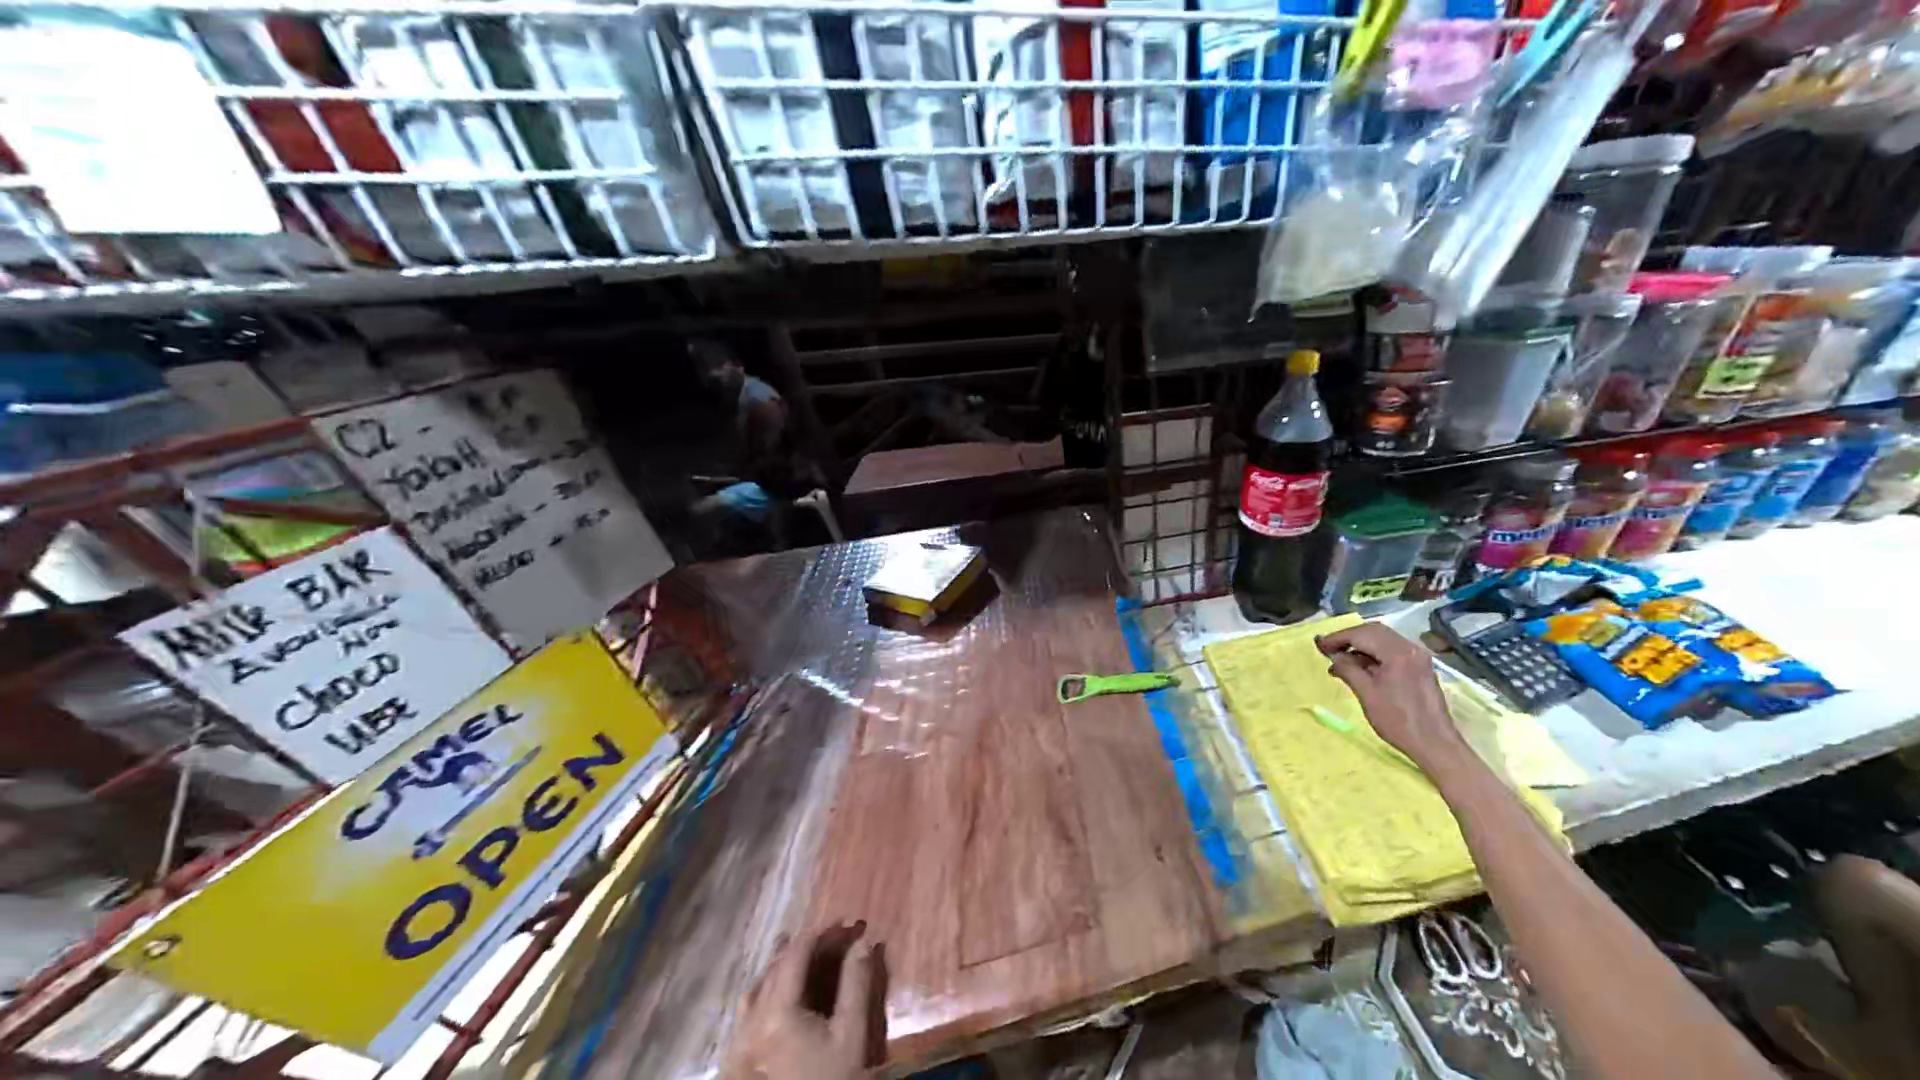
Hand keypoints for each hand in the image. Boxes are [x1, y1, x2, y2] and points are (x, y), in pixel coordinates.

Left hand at [724, 922, 886, 1079]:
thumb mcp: (851, 1036)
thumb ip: (856, 985)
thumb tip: (862, 942)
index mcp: (778, 1013)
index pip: (797, 955)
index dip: (822, 933)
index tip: (846, 923)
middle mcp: (751, 1021)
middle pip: (777, 966)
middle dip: (807, 945)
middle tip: (835, 936)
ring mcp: (740, 1040)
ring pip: (757, 984)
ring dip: (781, 962)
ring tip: (801, 948)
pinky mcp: (738, 1057)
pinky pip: (748, 1007)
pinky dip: (766, 986)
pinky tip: (776, 986)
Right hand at [1314, 623, 1468, 770]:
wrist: (1435, 744)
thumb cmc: (1397, 721)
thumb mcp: (1366, 694)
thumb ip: (1348, 669)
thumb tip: (1333, 656)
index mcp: (1398, 654)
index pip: (1362, 634)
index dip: (1337, 638)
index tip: (1319, 645)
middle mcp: (1411, 648)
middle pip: (1374, 631)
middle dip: (1349, 637)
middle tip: (1328, 649)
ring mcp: (1418, 657)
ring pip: (1383, 639)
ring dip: (1361, 644)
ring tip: (1341, 658)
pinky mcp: (1420, 666)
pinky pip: (1392, 649)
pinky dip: (1374, 652)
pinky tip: (1361, 665)